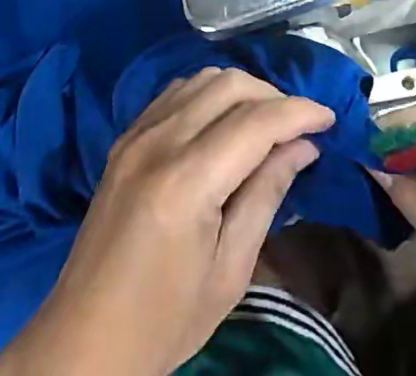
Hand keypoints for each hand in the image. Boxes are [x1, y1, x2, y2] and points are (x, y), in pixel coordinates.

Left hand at [0, 68, 335, 375]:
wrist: (85, 336)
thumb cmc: (165, 318)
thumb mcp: (230, 269)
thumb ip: (266, 195)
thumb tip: (303, 146)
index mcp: (185, 181)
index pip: (255, 121)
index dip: (300, 112)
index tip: (330, 119)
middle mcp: (158, 141)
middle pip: (228, 84)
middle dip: (274, 96)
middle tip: (301, 127)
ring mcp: (135, 134)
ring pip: (200, 79)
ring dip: (241, 91)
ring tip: (268, 125)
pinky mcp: (124, 138)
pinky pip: (175, 93)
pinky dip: (209, 96)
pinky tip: (225, 124)